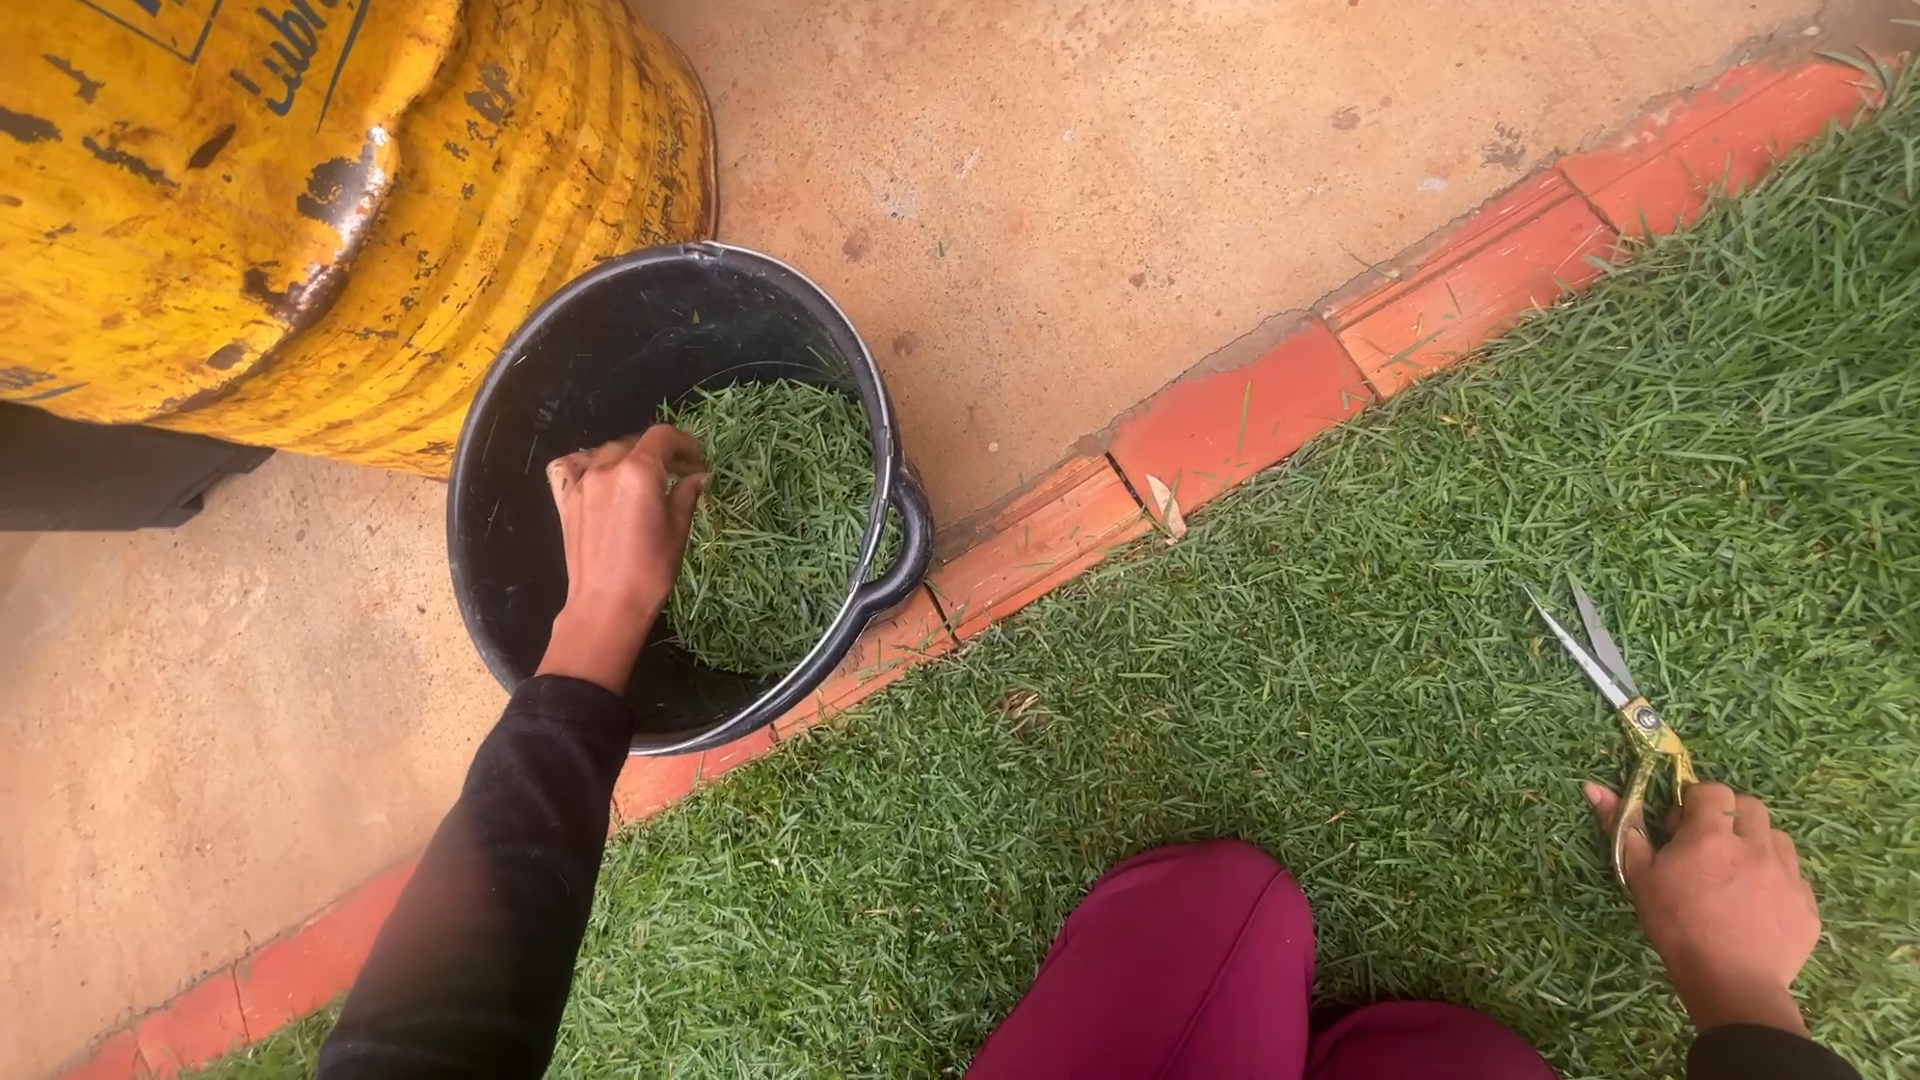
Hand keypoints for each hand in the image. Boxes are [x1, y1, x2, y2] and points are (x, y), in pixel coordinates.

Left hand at [535, 426, 706, 693]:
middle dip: (660, 452)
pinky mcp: (566, 501)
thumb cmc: (651, 569)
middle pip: (635, 443)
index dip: (684, 443)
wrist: (606, 604)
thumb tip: (699, 475)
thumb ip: (686, 494)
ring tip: (646, 478)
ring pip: (607, 453)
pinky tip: (604, 479)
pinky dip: (591, 465)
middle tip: (680, 472)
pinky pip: (574, 468)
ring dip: (630, 458)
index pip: (662, 437)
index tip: (697, 460)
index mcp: (638, 472)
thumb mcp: (678, 530)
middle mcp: (605, 469)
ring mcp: (581, 483)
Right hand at [1585, 780, 1819, 1036]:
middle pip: (1752, 806)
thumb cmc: (1673, 919)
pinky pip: (1794, 873)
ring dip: (1754, 841)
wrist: (1729, 978)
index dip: (1696, 799)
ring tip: (1732, 868)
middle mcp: (1755, 849)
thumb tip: (1593, 786)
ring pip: (1777, 838)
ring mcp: (1789, 877)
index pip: (1714, 791)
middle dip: (1728, 814)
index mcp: (1711, 837)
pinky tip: (1752, 897)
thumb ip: (1622, 825)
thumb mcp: (1638, 871)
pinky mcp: (1808, 904)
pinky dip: (1774, 874)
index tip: (1681, 823)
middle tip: (1707, 840)